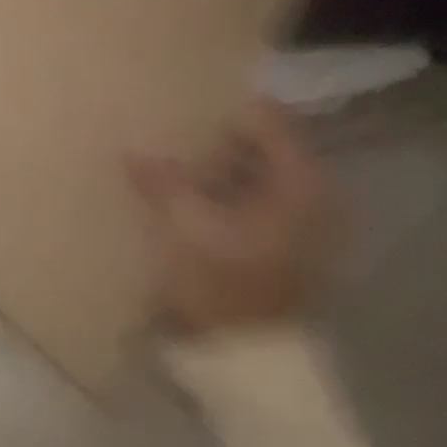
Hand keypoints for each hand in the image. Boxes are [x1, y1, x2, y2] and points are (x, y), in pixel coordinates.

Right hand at [127, 99, 336, 333]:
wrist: (242, 354)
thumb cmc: (224, 283)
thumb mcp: (187, 227)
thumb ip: (165, 183)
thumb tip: (136, 151)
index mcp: (302, 186)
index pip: (270, 124)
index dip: (231, 106)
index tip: (189, 93)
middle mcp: (309, 200)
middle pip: (261, 151)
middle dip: (215, 138)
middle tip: (168, 123)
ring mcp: (294, 227)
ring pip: (248, 179)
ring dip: (210, 168)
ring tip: (164, 156)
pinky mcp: (273, 249)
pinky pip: (242, 205)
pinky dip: (213, 195)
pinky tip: (176, 195)